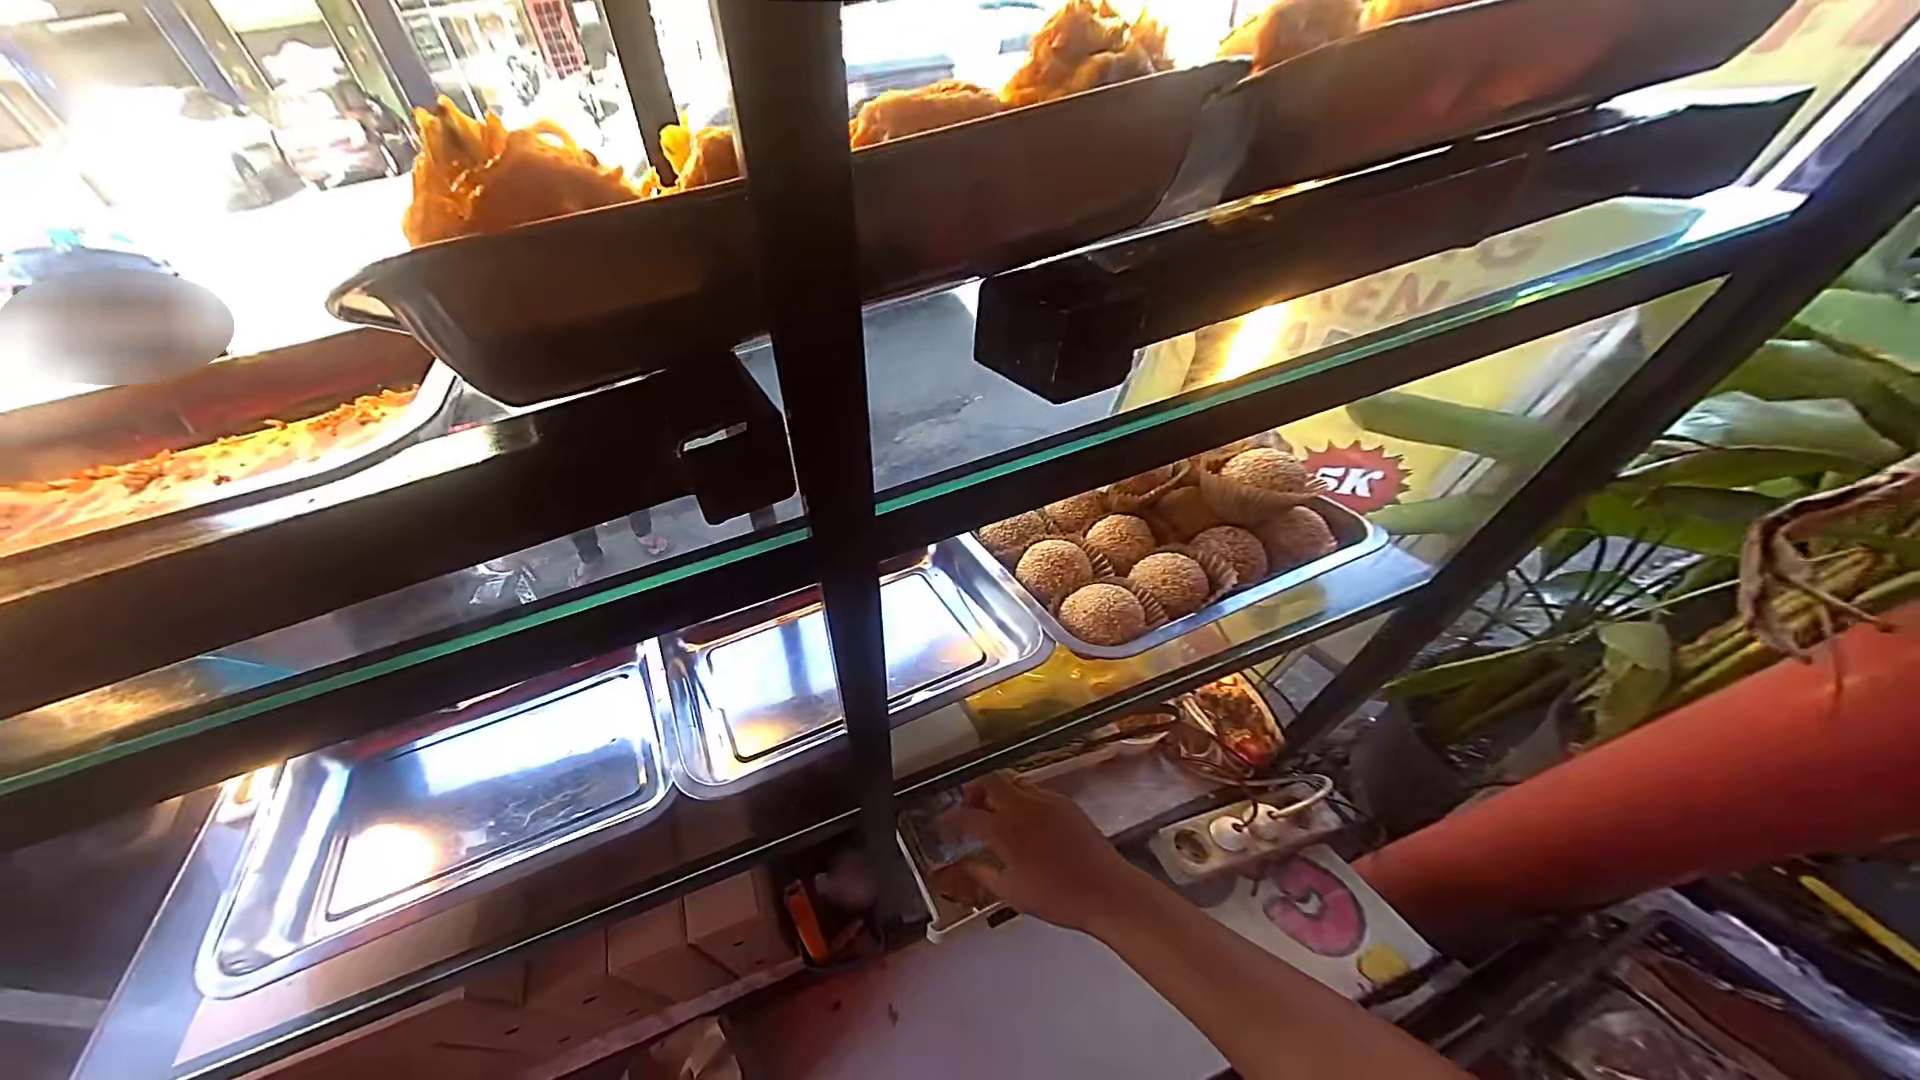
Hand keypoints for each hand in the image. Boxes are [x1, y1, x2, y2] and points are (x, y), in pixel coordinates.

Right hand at [946, 771, 1146, 932]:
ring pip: (1013, 782)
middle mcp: (1021, 806)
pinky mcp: (1064, 802)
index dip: (951, 818)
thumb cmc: (1056, 896)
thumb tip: (968, 865)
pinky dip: (1022, 799)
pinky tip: (1026, 821)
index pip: (967, 816)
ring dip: (999, 793)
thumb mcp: (1012, 893)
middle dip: (974, 790)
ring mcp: (1045, 799)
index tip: (945, 822)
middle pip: (989, 781)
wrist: (1104, 889)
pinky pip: (1035, 791)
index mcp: (1003, 829)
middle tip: (970, 808)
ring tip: (997, 814)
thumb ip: (984, 874)